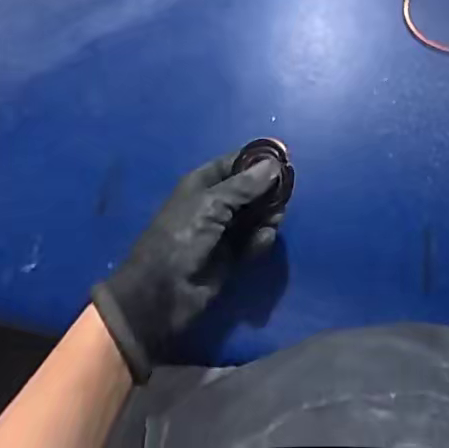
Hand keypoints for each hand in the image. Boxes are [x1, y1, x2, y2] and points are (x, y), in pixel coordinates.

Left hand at [91, 153, 281, 382]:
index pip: (236, 162)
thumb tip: (274, 164)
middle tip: (282, 196)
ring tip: (273, 219)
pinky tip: (263, 241)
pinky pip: (255, 241)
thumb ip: (243, 186)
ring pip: (257, 215)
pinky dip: (261, 239)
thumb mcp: (210, 205)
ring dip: (268, 215)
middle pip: (251, 189)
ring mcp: (224, 230)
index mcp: (204, 183)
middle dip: (267, 191)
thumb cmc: (181, 237)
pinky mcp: (233, 257)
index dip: (259, 159)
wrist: (162, 292)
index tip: (286, 157)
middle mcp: (215, 202)